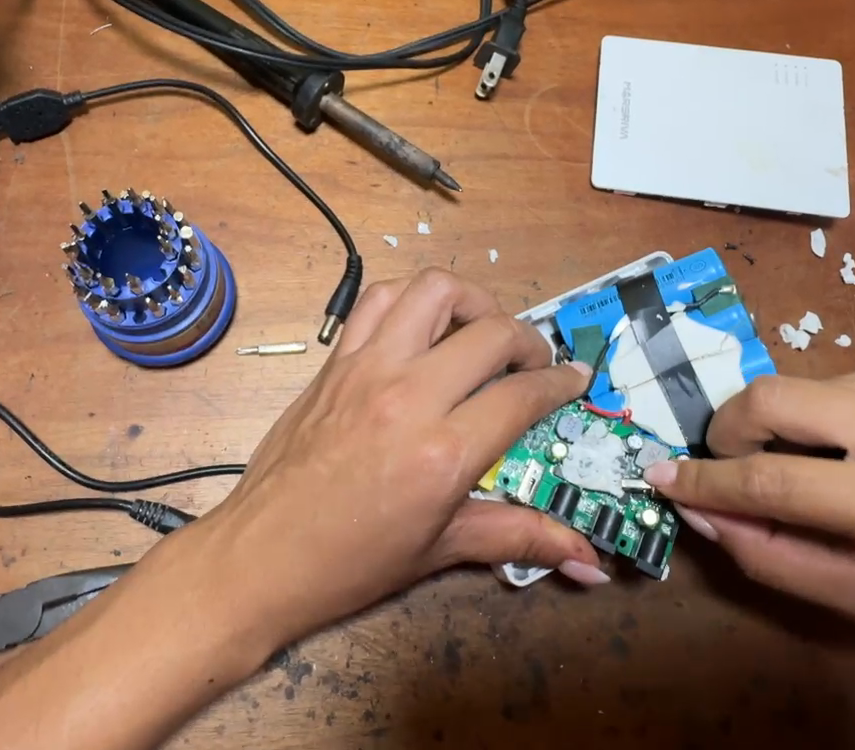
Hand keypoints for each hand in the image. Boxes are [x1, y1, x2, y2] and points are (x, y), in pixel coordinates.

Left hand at [185, 270, 605, 651]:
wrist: (262, 556)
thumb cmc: (353, 563)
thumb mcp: (442, 550)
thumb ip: (522, 537)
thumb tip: (592, 561)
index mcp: (443, 452)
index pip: (522, 394)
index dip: (560, 382)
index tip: (575, 378)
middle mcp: (409, 395)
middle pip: (491, 332)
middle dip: (528, 340)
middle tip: (532, 363)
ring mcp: (367, 368)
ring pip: (433, 291)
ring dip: (471, 301)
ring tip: (479, 330)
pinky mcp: (335, 359)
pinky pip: (377, 301)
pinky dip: (410, 300)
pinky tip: (421, 328)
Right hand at [644, 364, 854, 670]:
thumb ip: (767, 554)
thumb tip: (696, 506)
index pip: (777, 479)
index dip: (708, 480)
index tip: (661, 476)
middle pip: (775, 397)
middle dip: (730, 430)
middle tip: (725, 465)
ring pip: (796, 385)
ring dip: (775, 427)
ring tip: (800, 468)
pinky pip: (830, 382)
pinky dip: (812, 416)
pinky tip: (841, 450)